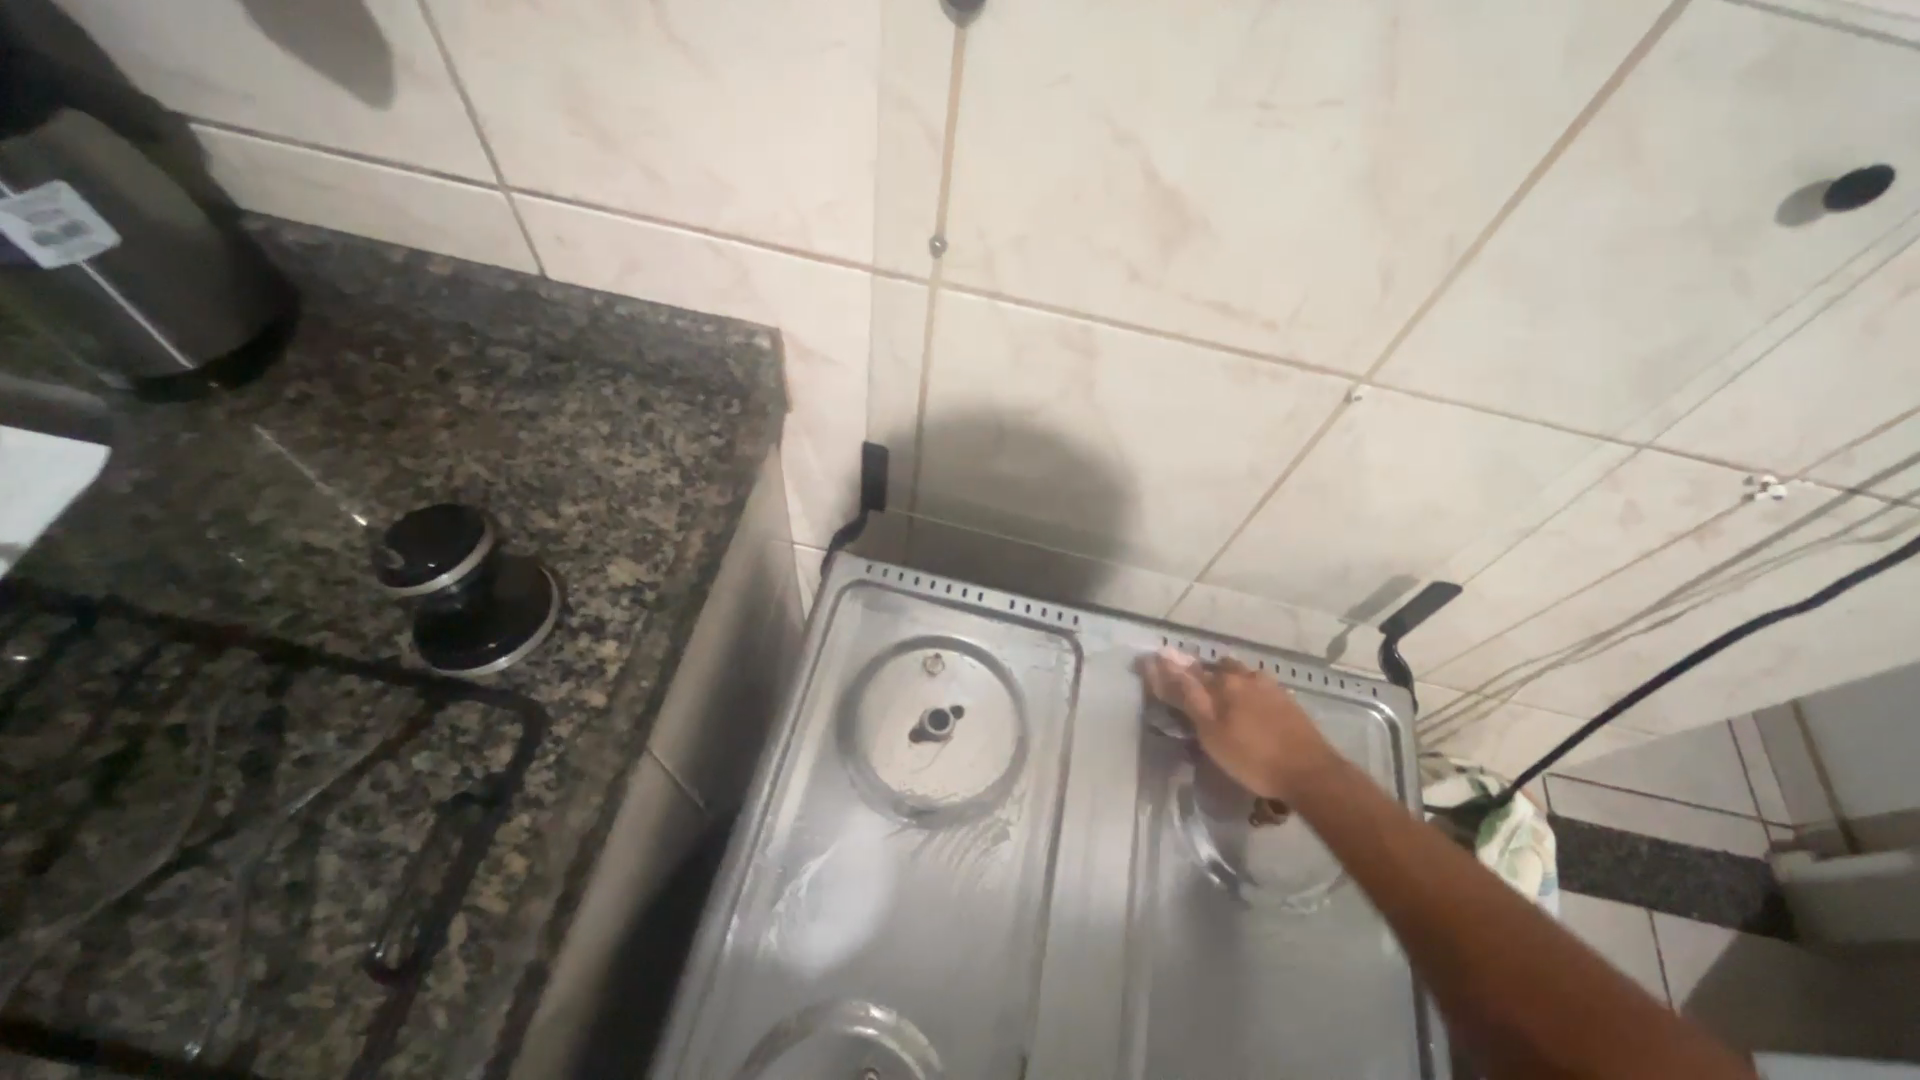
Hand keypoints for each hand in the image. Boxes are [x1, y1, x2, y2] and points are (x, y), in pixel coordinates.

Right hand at [1138, 648, 1336, 798]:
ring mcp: (1269, 687)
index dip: (1166, 669)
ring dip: (1224, 679)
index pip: (1186, 671)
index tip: (1146, 664)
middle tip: (1186, 688)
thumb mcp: (1210, 731)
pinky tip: (1246, 706)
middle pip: (1214, 668)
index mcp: (1223, 682)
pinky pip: (1256, 687)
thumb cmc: (1252, 756)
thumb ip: (1186, 695)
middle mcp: (1245, 676)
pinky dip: (1244, 691)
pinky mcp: (1286, 702)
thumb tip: (1161, 661)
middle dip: (1197, 673)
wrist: (1309, 772)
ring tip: (1217, 696)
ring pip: (1238, 675)